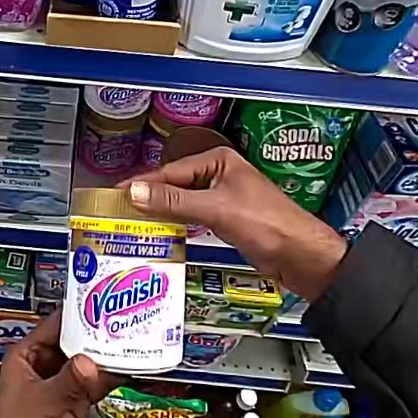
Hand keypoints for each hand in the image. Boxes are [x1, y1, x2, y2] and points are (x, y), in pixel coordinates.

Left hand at [0, 313, 118, 417]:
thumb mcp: (41, 404)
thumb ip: (68, 382)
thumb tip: (89, 363)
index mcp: (28, 356)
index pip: (57, 324)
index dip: (79, 313)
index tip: (103, 303)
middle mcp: (46, 365)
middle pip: (77, 340)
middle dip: (99, 333)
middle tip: (125, 321)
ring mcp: (62, 384)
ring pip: (90, 361)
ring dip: (108, 354)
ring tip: (132, 340)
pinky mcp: (76, 402)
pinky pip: (97, 383)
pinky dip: (112, 376)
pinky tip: (129, 367)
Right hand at [126, 147, 348, 301]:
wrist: (302, 256)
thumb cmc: (266, 225)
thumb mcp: (215, 209)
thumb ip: (174, 201)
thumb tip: (133, 192)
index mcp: (219, 160)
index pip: (171, 171)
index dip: (143, 184)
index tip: (115, 194)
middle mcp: (220, 174)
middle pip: (176, 185)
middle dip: (150, 197)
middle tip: (119, 211)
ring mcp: (224, 196)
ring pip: (184, 201)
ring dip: (162, 212)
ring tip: (133, 223)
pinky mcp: (227, 218)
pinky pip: (194, 216)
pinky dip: (177, 223)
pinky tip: (162, 233)